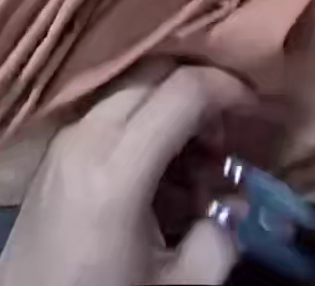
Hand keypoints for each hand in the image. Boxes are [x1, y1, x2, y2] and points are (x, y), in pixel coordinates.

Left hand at [0, 65, 253, 285]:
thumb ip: (219, 241)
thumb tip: (241, 204)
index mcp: (117, 168)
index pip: (181, 91)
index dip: (226, 88)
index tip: (255, 108)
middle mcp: (88, 134)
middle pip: (154, 73)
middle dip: (200, 92)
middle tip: (225, 139)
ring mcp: (67, 134)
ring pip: (131, 85)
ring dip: (171, 103)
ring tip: (195, 158)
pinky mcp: (58, 144)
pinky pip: (110, 106)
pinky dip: (144, 116)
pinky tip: (159, 164)